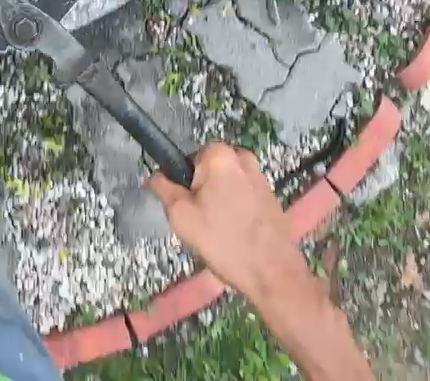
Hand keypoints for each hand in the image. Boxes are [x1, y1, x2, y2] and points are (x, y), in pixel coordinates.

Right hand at [147, 143, 306, 299]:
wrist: (274, 275)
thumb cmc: (223, 240)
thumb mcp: (179, 214)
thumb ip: (162, 187)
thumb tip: (155, 176)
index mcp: (219, 154)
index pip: (186, 160)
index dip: (183, 184)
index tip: (188, 207)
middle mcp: (243, 157)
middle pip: (207, 172)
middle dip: (201, 193)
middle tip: (201, 221)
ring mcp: (261, 178)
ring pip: (225, 185)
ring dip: (219, 203)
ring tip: (220, 232)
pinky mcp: (273, 198)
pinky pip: (243, 197)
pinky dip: (236, 212)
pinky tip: (237, 236)